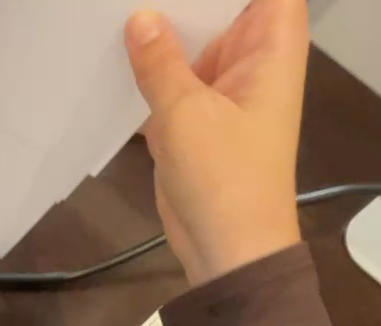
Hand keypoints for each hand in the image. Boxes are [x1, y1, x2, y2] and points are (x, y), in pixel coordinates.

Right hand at [125, 0, 309, 284]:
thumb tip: (139, 18)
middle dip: (174, 4)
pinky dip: (146, 79)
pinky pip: (170, 86)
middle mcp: (250, 57)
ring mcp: (221, 90)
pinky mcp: (195, 121)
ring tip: (112, 20)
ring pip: (188, 48)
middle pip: (215, 9)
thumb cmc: (223, 177)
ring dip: (156, 40)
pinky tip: (110, 65)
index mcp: (270, 42)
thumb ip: (160, 64)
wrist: (227, 247)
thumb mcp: (185, 114)